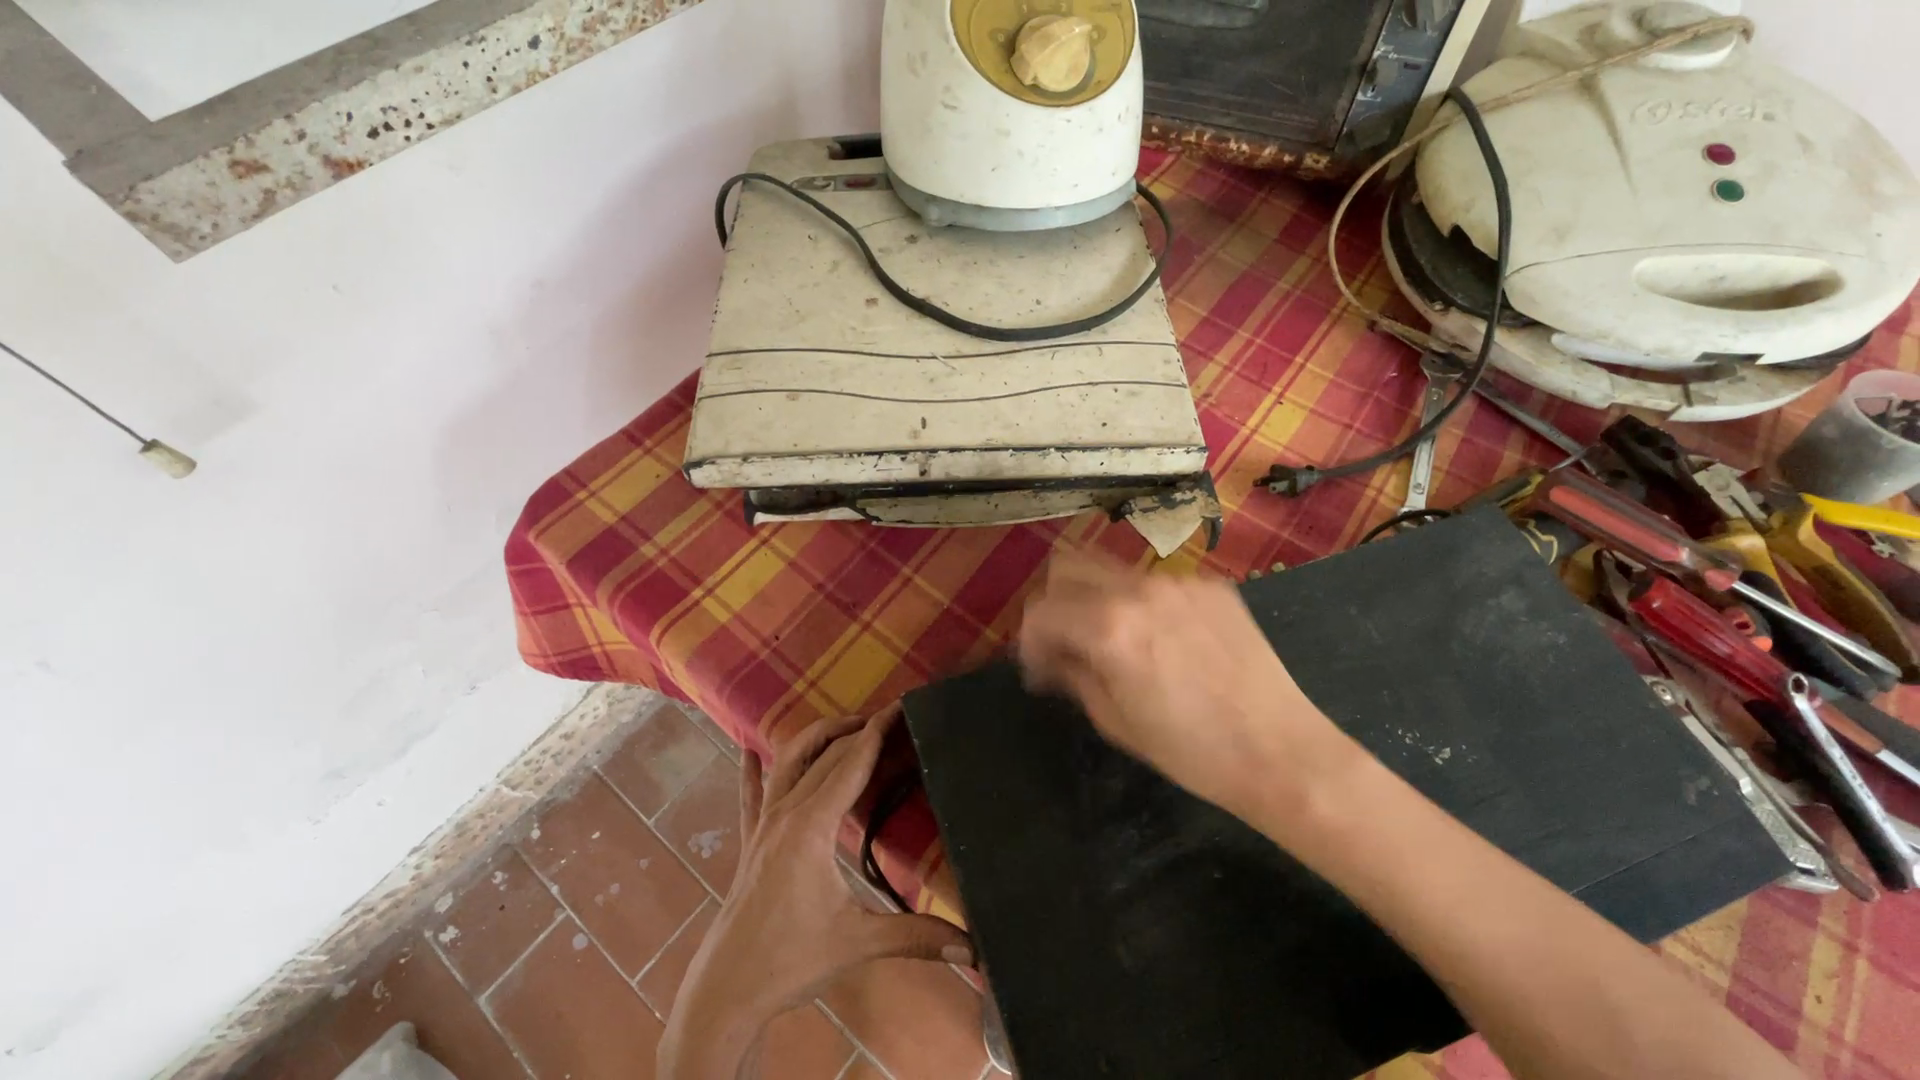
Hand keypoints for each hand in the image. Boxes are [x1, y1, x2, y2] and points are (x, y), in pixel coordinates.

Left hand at [659, 706, 970, 1077]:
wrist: (726, 989)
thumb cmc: (790, 961)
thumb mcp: (858, 942)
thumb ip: (916, 936)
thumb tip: (975, 946)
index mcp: (811, 827)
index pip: (851, 765)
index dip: (877, 733)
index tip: (899, 706)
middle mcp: (785, 814)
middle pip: (824, 756)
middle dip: (857, 731)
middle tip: (890, 719)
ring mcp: (762, 825)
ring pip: (786, 763)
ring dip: (815, 738)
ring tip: (846, 726)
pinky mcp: (748, 843)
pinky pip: (749, 796)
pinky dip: (750, 771)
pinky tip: (745, 751)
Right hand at [1015, 553, 1362, 823]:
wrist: (1280, 750)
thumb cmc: (1191, 751)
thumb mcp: (1115, 721)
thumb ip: (1074, 674)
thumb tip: (1052, 656)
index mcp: (1109, 627)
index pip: (1041, 611)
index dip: (1029, 642)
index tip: (1039, 670)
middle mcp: (1139, 589)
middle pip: (1067, 566)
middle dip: (1055, 604)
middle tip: (1065, 644)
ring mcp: (1179, 581)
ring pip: (1112, 569)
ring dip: (1096, 598)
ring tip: (1113, 641)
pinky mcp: (1212, 585)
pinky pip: (1156, 582)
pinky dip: (1140, 602)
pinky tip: (1161, 641)